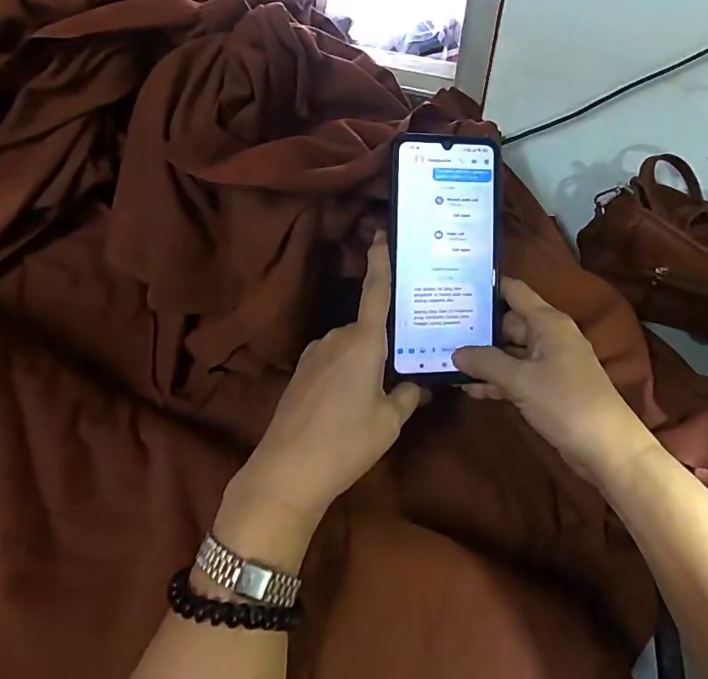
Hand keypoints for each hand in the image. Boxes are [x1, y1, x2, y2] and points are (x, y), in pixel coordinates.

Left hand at [233, 232, 426, 523]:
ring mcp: (314, 354)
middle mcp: (337, 338)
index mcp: (363, 341)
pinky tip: (351, 402)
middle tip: (405, 362)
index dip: (380, 262)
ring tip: (378, 392)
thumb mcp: (389, 422)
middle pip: (367, 326)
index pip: (376, 291)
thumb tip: (420, 384)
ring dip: (364, 359)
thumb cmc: (346, 442)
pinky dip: (346, 370)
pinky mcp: (301, 372)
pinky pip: (333, 359)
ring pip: (350, 345)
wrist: (286, 472)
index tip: (381, 235)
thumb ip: (408, 396)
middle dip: (384, 340)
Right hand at [453, 279, 660, 483]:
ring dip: (484, 358)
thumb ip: (486, 363)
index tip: (458, 285)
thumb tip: (456, 352)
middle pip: (508, 322)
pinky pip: (517, 375)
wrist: (607, 448)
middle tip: (441, 327)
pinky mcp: (548, 388)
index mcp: (548, 322)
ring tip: (446, 357)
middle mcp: (549, 336)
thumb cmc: (566, 402)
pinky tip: (469, 387)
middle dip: (478, 327)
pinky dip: (497, 379)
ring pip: (510, 352)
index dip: (488, 286)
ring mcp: (550, 363)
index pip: (514, 291)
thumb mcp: (520, 381)